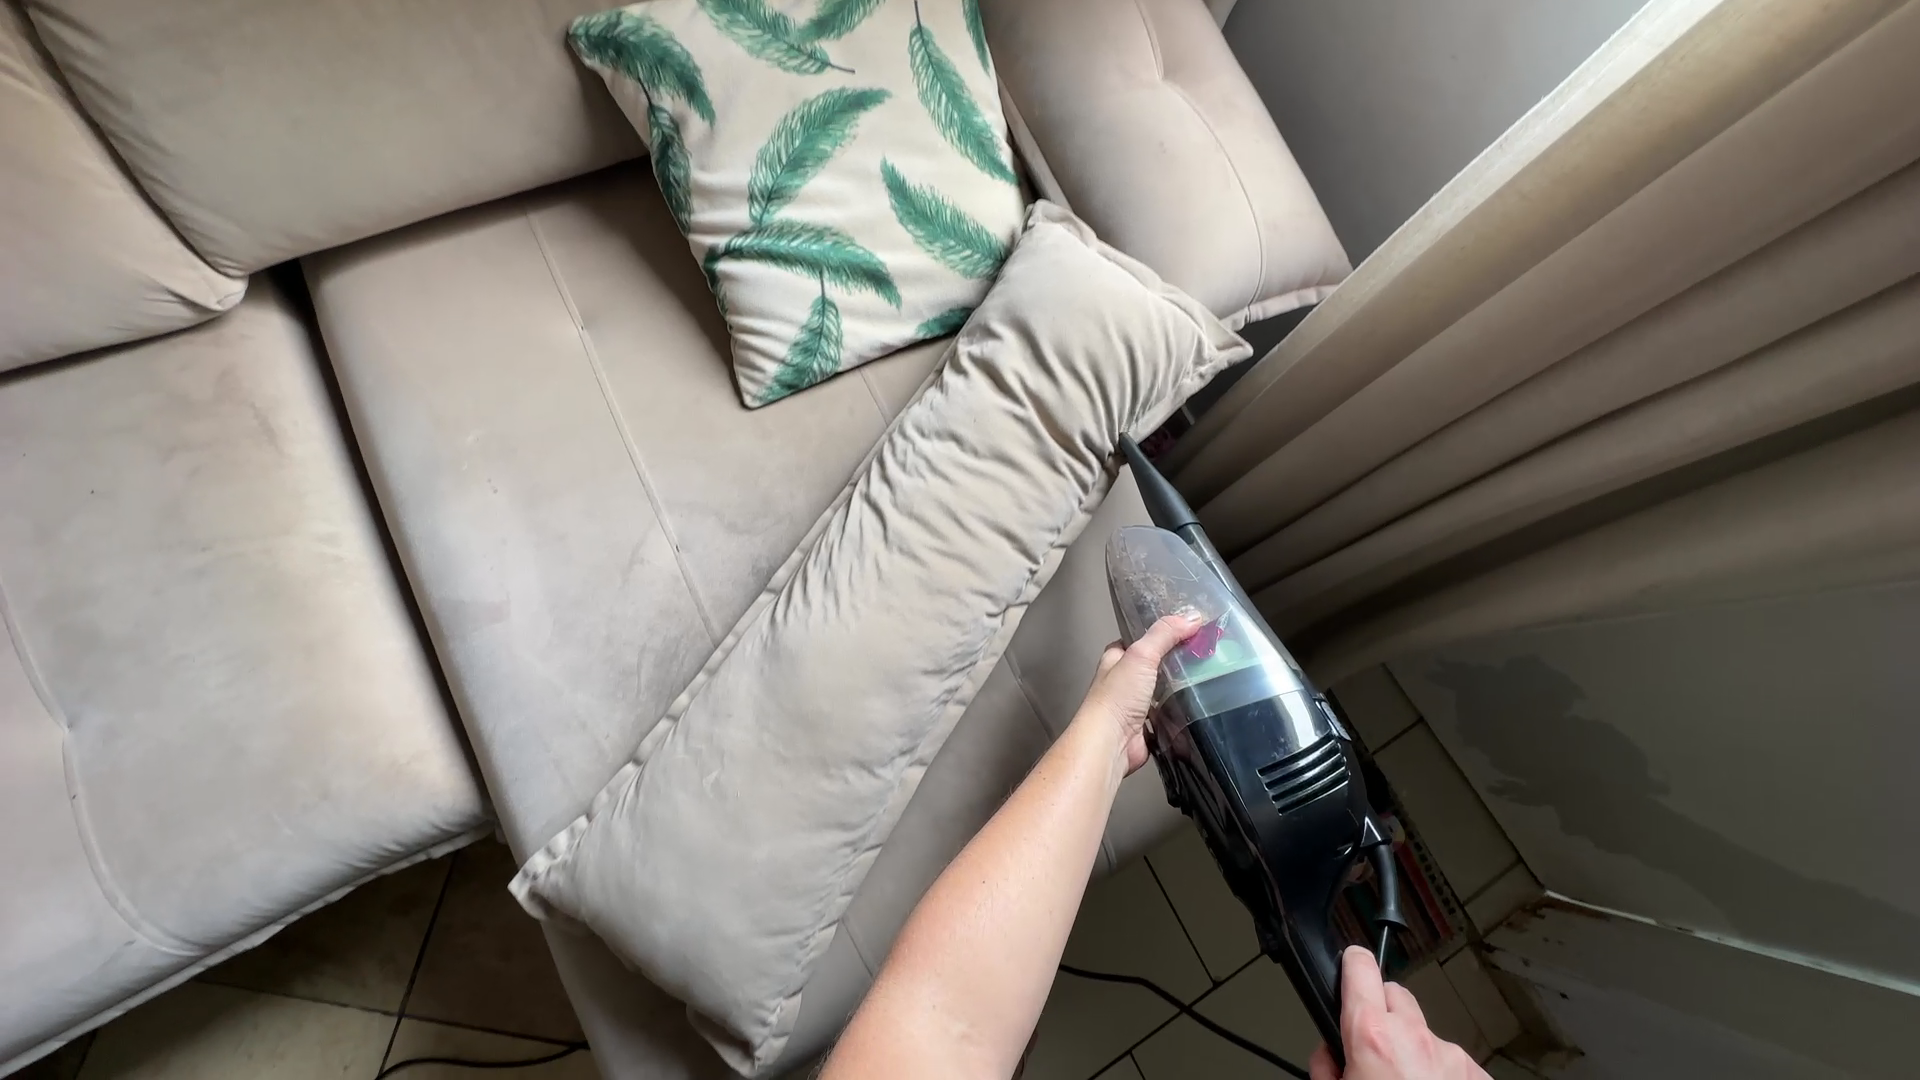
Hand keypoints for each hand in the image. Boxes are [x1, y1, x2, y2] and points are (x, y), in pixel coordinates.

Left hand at [1072, 612, 1203, 775]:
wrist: (1111, 742)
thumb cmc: (1117, 696)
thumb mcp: (1141, 655)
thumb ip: (1164, 634)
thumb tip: (1192, 616)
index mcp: (1116, 658)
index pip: (1140, 638)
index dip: (1162, 632)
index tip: (1190, 628)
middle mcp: (1123, 680)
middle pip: (1155, 664)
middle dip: (1177, 660)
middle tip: (1206, 652)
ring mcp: (1135, 704)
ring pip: (1164, 689)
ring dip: (1182, 686)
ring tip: (1211, 675)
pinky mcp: (1148, 725)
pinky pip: (1170, 713)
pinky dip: (1183, 710)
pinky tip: (1202, 704)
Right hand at [1310, 947, 1490, 1079]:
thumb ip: (1327, 1061)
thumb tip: (1330, 1052)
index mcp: (1372, 1035)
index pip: (1360, 965)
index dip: (1352, 962)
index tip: (1350, 963)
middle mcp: (1414, 1038)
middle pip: (1395, 996)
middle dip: (1383, 1012)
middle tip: (1377, 1047)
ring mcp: (1452, 1057)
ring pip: (1425, 1032)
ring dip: (1415, 1048)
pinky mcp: (1480, 1077)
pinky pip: (1454, 1061)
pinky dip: (1443, 1072)